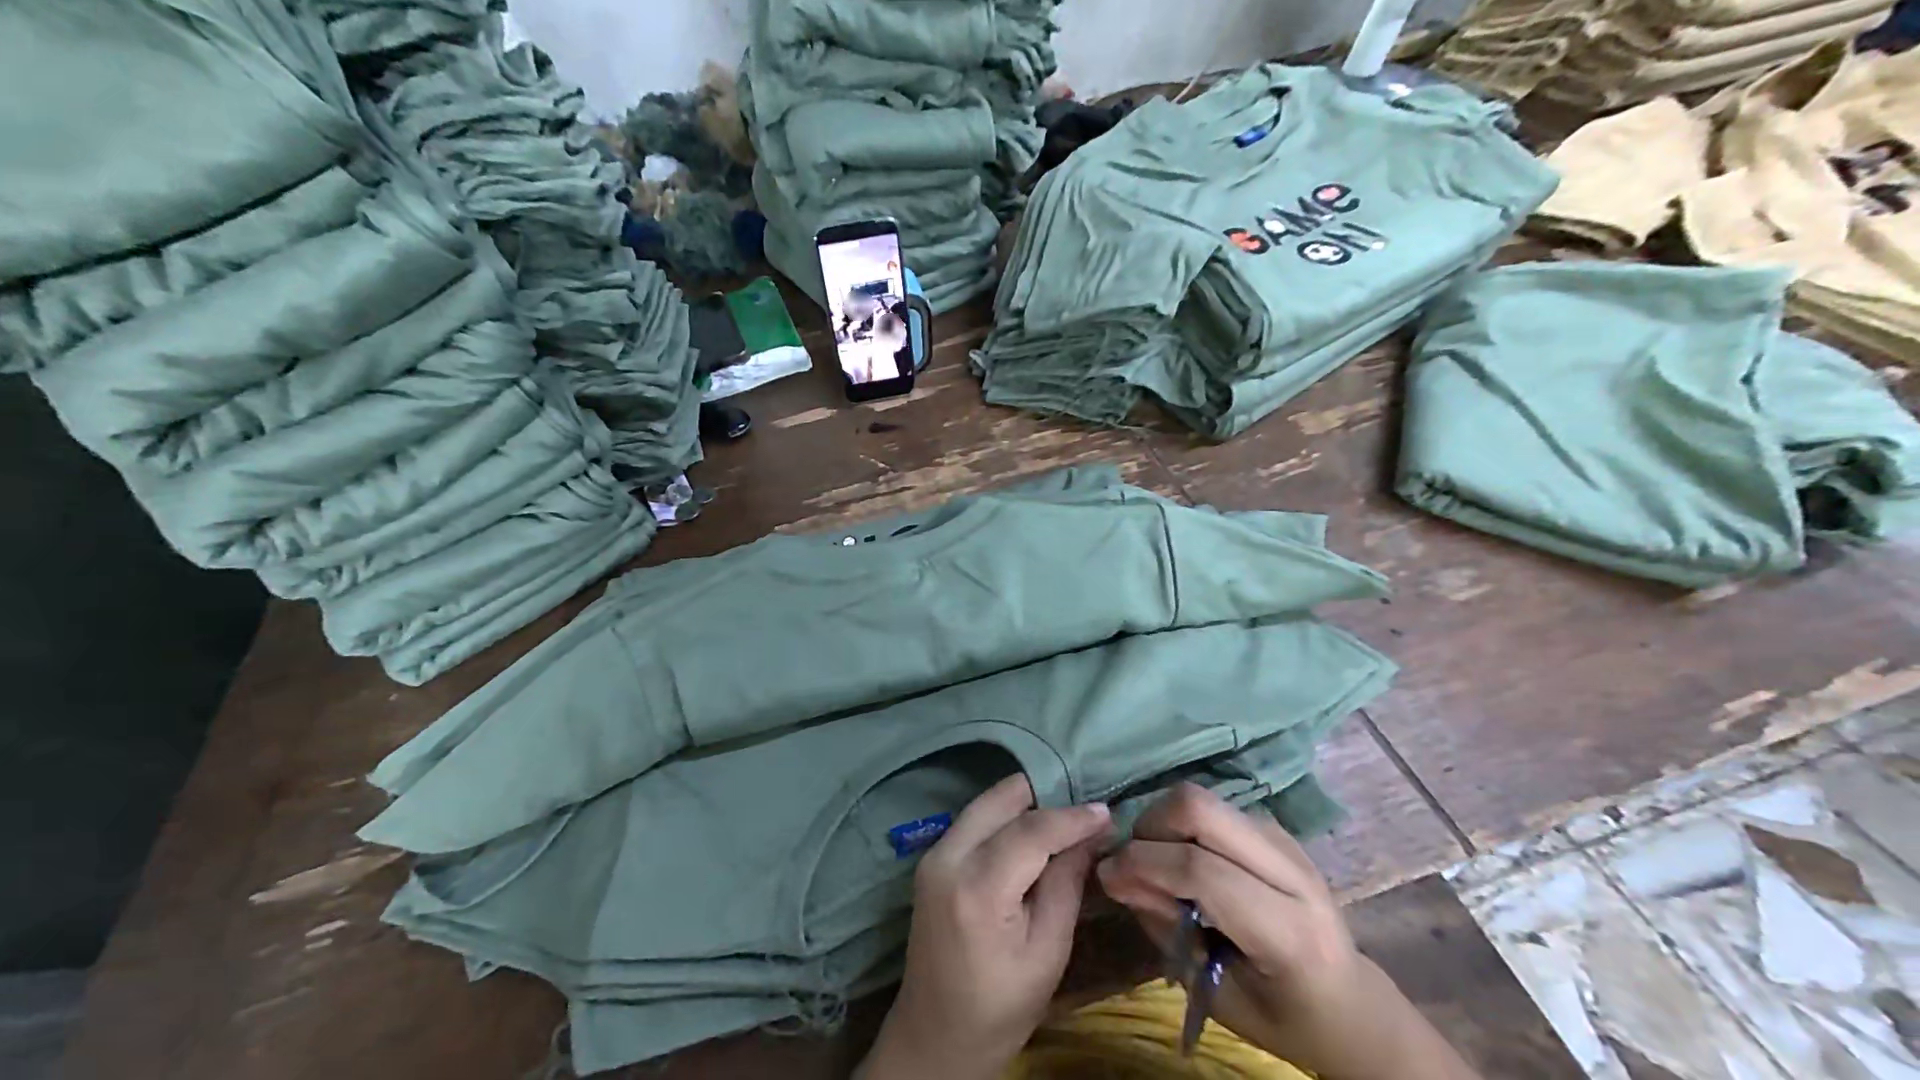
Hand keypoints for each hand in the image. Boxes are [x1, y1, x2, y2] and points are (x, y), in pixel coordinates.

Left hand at [858, 775, 1110, 1079]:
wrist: (934, 1035)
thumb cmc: (1000, 1007)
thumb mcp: (1048, 951)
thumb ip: (1066, 883)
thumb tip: (1092, 833)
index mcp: (977, 889)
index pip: (1031, 831)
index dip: (1072, 817)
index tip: (1106, 812)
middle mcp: (947, 858)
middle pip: (1002, 799)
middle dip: (1046, 795)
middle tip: (1085, 810)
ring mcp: (934, 854)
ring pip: (986, 802)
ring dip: (1026, 802)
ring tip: (1065, 817)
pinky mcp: (931, 857)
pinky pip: (975, 819)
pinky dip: (1006, 816)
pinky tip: (1034, 830)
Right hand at [1096, 784, 1479, 1079]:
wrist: (1353, 1004)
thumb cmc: (1285, 1016)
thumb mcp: (1219, 996)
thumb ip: (1167, 929)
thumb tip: (1112, 874)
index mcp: (1288, 931)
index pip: (1201, 870)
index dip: (1143, 864)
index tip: (1107, 876)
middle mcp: (1292, 872)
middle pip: (1200, 808)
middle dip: (1150, 825)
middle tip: (1132, 861)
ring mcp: (1286, 841)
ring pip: (1203, 798)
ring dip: (1163, 822)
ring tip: (1154, 861)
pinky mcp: (1275, 828)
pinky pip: (1213, 805)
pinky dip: (1182, 824)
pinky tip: (1182, 859)